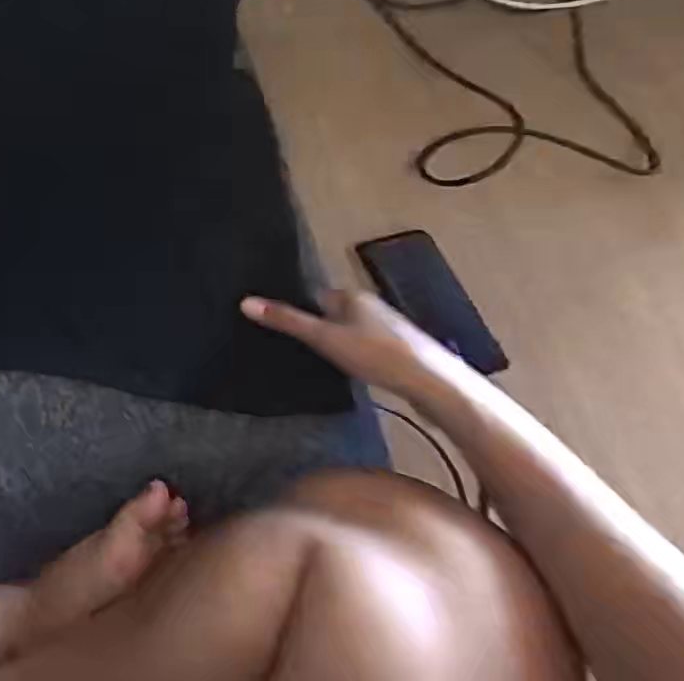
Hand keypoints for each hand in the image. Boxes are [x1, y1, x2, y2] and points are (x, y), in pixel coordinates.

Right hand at [241, 290, 469, 400]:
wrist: (438, 388)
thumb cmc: (377, 355)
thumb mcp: (323, 338)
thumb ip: (286, 320)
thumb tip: (245, 302)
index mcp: (352, 296)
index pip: (314, 295)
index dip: (299, 310)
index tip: (286, 328)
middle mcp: (372, 306)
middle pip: (332, 313)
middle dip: (319, 326)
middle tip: (301, 346)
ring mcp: (391, 328)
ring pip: (351, 331)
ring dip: (339, 343)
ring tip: (325, 360)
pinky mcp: (404, 351)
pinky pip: (368, 346)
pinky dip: (357, 355)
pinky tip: (354, 370)